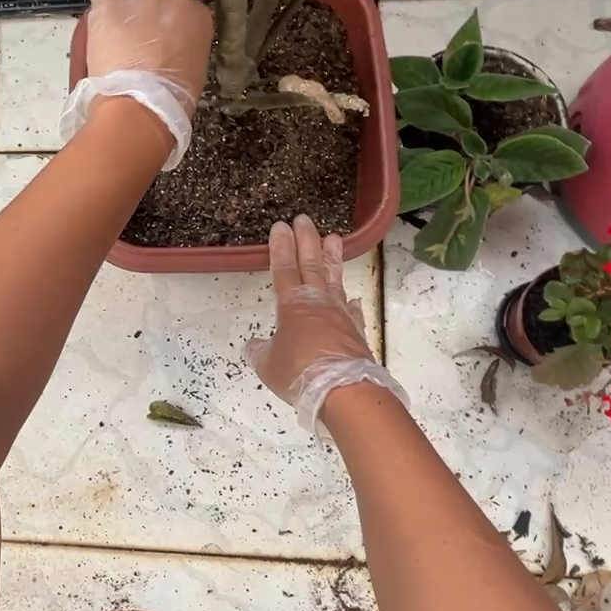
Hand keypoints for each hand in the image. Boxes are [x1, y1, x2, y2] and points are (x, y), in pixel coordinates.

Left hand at [85, 0, 211, 113]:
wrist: (141, 104)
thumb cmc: (170, 100)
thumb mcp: (192, 70)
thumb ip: (182, 47)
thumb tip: (168, 46)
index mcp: (198, 16)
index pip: (179, 11)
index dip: (164, 26)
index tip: (156, 43)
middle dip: (143, 16)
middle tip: (132, 43)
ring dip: (121, 10)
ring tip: (112, 37)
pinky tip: (97, 6)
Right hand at [247, 216, 408, 432]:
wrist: (344, 391)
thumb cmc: (299, 373)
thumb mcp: (267, 365)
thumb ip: (260, 351)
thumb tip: (255, 344)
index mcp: (292, 307)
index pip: (283, 270)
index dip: (280, 247)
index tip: (280, 226)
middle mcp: (318, 304)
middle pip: (311, 265)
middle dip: (306, 241)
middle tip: (304, 219)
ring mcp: (340, 316)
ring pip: (334, 280)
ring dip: (332, 258)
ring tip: (334, 238)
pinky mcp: (355, 332)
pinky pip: (352, 311)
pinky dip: (350, 302)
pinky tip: (352, 297)